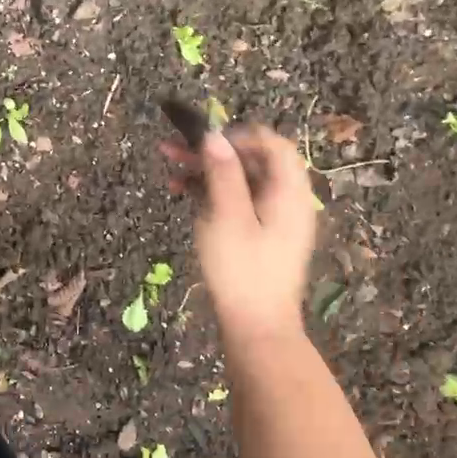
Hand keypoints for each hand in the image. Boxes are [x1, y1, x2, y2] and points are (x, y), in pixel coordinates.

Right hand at [160, 123, 316, 346]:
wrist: (255, 323)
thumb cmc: (242, 269)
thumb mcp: (228, 217)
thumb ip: (222, 174)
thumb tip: (213, 134)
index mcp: (288, 194)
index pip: (273, 144)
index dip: (240, 135)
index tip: (205, 140)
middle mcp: (285, 199)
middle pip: (252, 157)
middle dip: (212, 149)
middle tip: (171, 147)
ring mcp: (271, 214)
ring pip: (238, 174)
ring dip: (204, 165)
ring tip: (168, 164)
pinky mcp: (256, 227)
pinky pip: (234, 194)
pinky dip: (207, 186)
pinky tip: (179, 189)